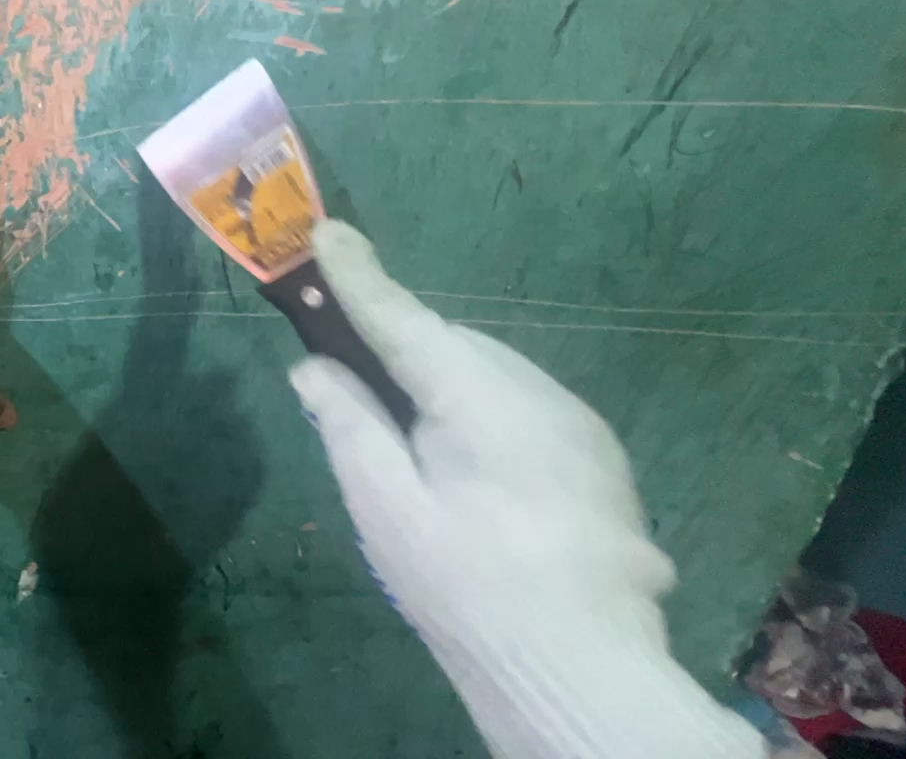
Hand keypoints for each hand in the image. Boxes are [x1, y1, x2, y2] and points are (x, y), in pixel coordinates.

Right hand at [292, 219, 764, 758]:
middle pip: (446, 339)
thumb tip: (314, 365)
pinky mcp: (592, 451)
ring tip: (395, 412)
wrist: (581, 675)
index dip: (358, 276)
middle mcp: (540, 395)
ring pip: (483, 364)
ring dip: (432, 367)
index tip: (325, 230)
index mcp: (483, 403)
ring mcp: (577, 423)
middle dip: (393, 333)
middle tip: (339, 352)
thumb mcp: (384, 507)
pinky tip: (454, 442)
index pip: (403, 321)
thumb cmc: (466, 588)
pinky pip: (512, 394)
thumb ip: (347, 422)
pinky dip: (468, 394)